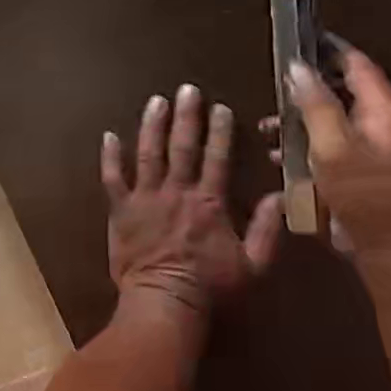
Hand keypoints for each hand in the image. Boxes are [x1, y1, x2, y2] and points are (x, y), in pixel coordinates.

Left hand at [101, 84, 281, 314]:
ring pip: (147, 153)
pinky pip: (112, 177)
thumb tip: (282, 195)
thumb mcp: (255, 264)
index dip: (219, 131)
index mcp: (210, 203)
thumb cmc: (212, 287)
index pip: (217, 158)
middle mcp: (176, 192)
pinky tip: (108, 135)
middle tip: (187, 90)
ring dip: (151, 126)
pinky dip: (109, 155)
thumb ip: (269, 229)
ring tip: (155, 101)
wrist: (164, 300)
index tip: (220, 107)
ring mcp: (144, 197)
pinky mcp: (119, 208)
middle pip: (182, 147)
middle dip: (186, 117)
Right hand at [279, 42, 390, 260]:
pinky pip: (327, 146)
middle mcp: (383, 126)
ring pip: (330, 121)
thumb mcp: (334, 146)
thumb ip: (315, 105)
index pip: (358, 66)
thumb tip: (298, 67)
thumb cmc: (368, 194)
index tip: (299, 33)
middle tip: (270, 85)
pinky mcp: (360, 172)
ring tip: (265, 128)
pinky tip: (279, 155)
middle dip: (305, 88)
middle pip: (342, 92)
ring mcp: (373, 150)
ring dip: (298, 120)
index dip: (329, 47)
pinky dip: (302, 145)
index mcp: (385, 113)